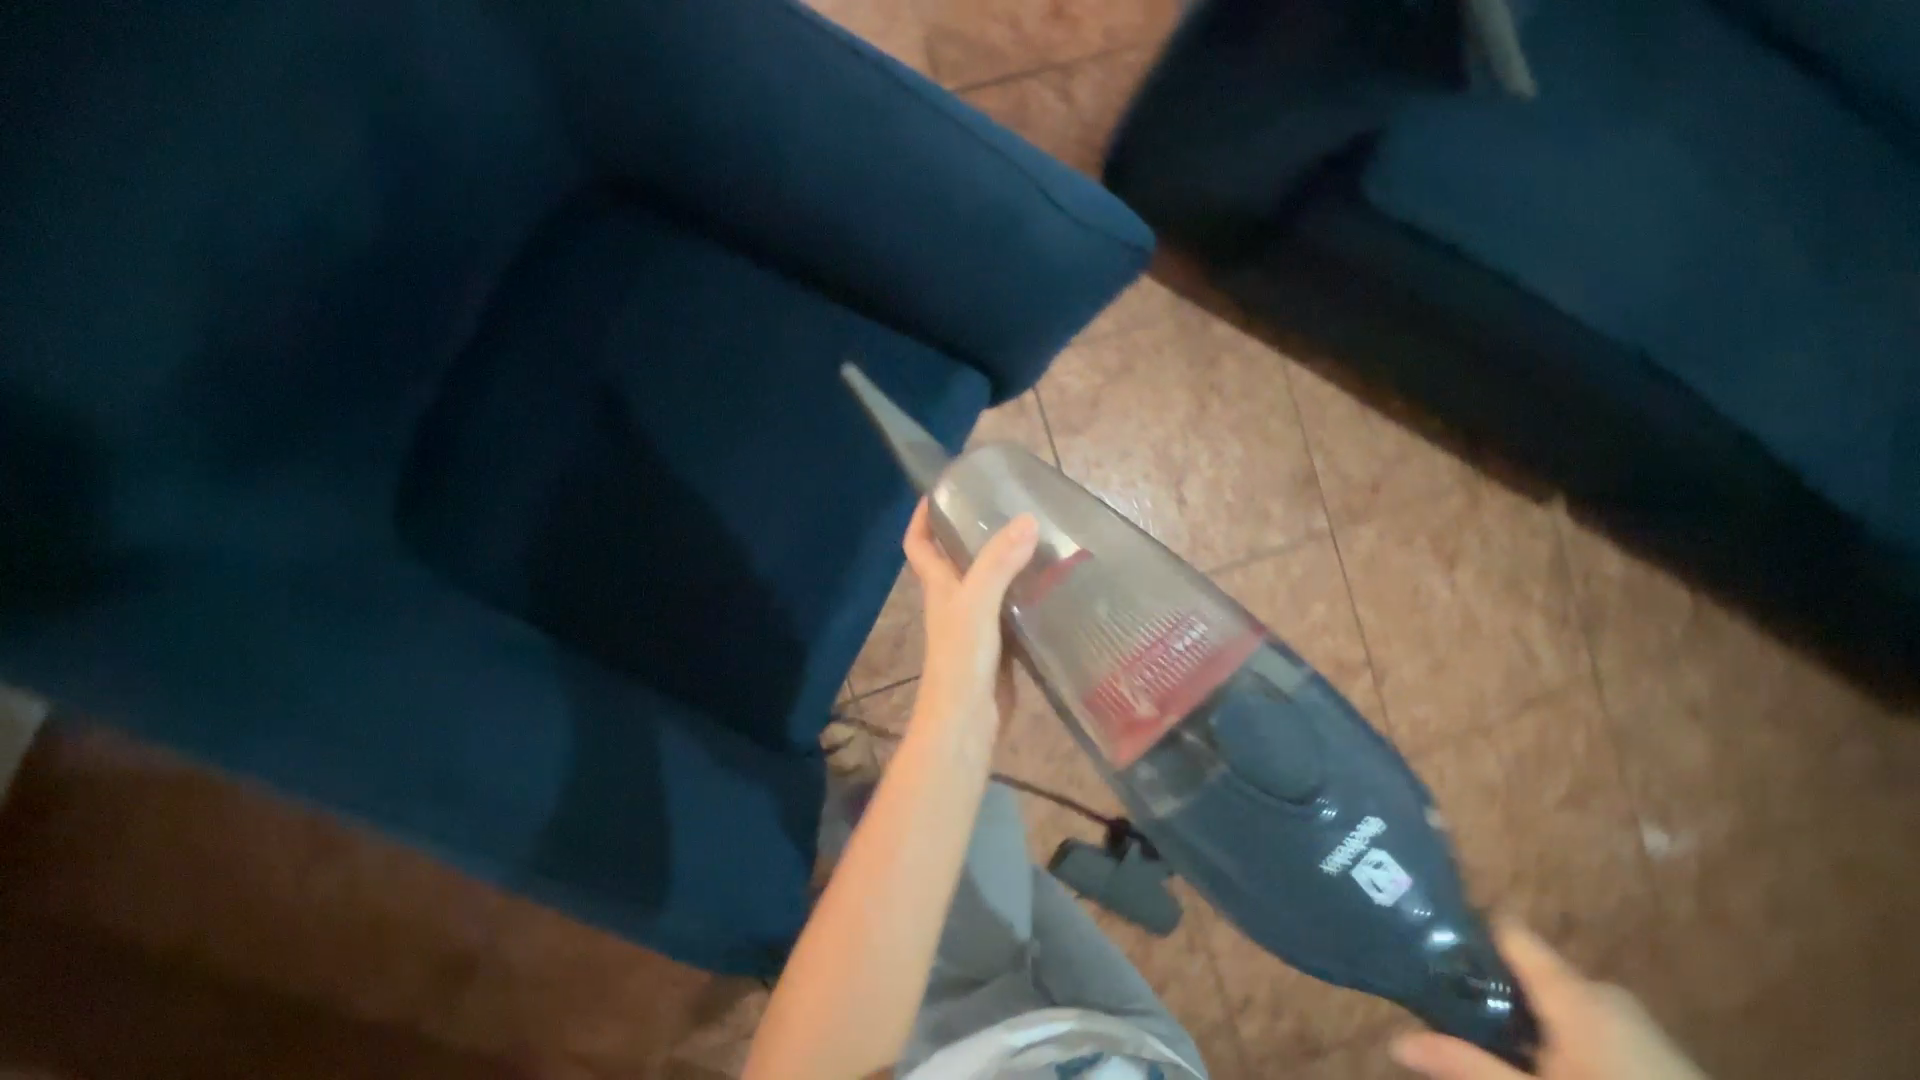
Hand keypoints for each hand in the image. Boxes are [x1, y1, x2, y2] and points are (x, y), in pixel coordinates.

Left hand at [902, 498, 1038, 736]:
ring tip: (1040, 539)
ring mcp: (976, 626)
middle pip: (956, 561)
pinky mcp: (1000, 647)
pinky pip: (1012, 611)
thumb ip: (998, 563)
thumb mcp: (976, 603)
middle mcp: (954, 603)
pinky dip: (1027, 596)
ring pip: (988, 585)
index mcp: (938, 587)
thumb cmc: (961, 659)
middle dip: (974, 533)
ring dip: (1006, 564)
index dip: (921, 518)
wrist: (966, 721)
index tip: (941, 491)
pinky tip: (1052, 586)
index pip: (918, 545)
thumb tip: (1026, 519)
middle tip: (1009, 509)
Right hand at [1391, 925, 1707, 1079]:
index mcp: (1575, 992)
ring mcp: (1631, 1021)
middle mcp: (1602, 992)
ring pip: (1551, 1002)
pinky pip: (1581, 1024)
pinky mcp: (1648, 1049)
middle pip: (1523, 970)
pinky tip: (1537, 1070)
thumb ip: (1467, 1066)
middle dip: (1483, 993)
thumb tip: (1393, 1040)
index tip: (1420, 949)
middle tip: (1443, 1019)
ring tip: (1485, 1050)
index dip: (1461, 932)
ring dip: (1516, 1021)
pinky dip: (1550, 1039)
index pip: (1505, 928)